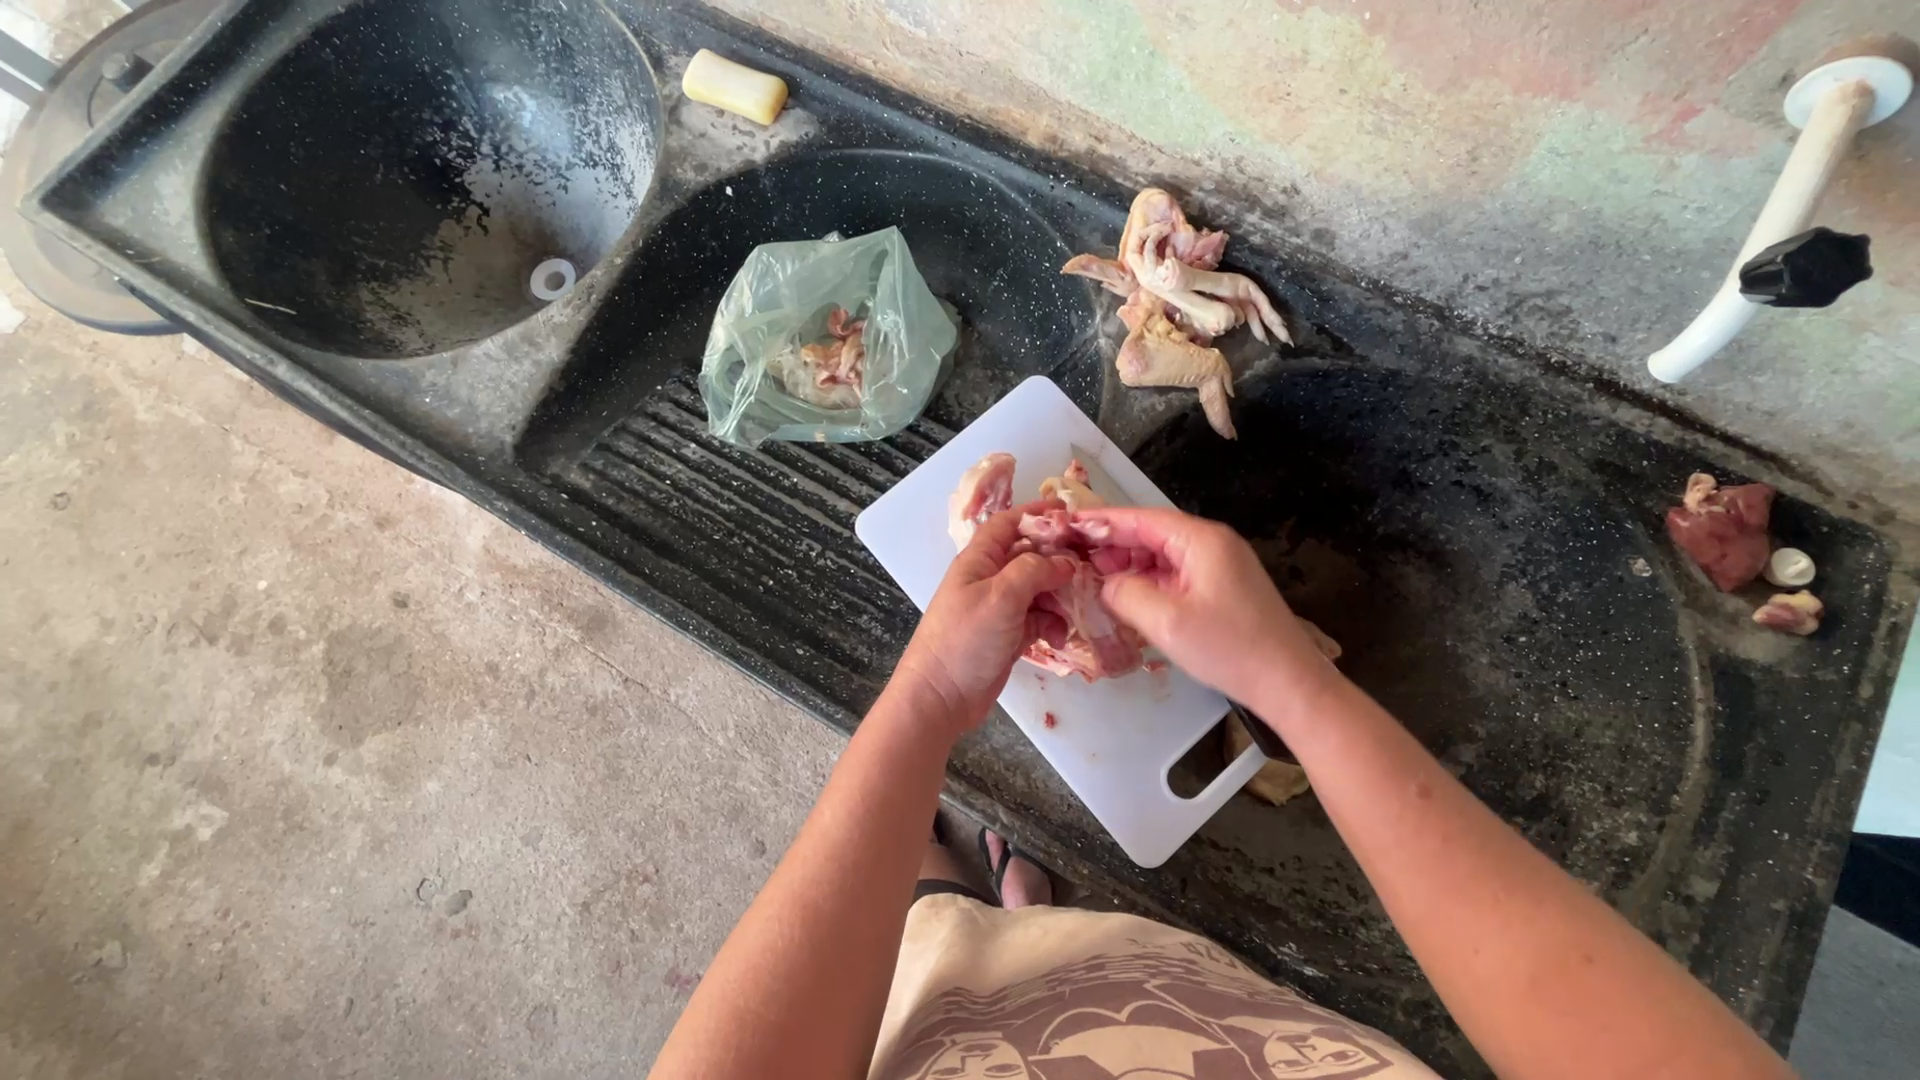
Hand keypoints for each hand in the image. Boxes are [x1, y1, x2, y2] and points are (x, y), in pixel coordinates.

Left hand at [894, 501, 1076, 736]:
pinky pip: (1039, 619)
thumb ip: (1034, 570)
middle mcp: (990, 579)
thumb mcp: (1000, 596)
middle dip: (1059, 561)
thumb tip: (1065, 561)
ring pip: (1040, 589)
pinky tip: (1059, 638)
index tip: (1071, 515)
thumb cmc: (964, 640)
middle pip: (1031, 556)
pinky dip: (1053, 625)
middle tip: (1091, 568)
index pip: (1008, 523)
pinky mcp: (1009, 635)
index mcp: (979, 560)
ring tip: (1075, 610)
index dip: (1036, 514)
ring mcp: (1000, 608)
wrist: (941, 698)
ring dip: (1060, 597)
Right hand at [1077, 506, 1338, 707]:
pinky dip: (1147, 582)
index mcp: (1201, 540)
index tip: (1068, 525)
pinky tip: (1125, 598)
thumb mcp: (1167, 622)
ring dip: (1128, 566)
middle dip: (1112, 545)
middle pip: (1150, 534)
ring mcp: (1219, 566)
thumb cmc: (1231, 649)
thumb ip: (1126, 593)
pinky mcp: (1221, 588)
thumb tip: (1105, 583)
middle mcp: (1212, 543)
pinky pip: (1174, 575)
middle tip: (1074, 561)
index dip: (1102, 520)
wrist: (1289, 683)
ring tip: (1093, 581)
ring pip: (1161, 556)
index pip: (1140, 518)